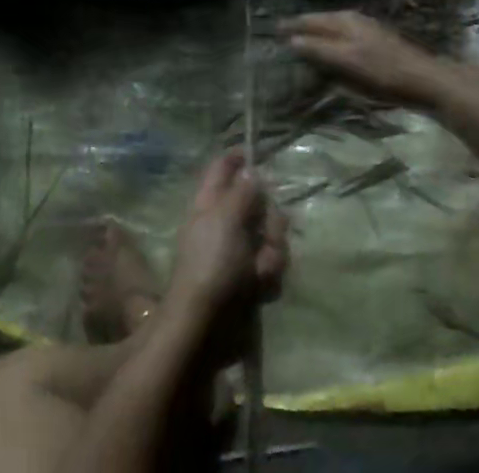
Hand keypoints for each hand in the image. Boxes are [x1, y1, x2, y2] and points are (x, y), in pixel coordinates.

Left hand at [164, 153, 287, 325]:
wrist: (205, 324)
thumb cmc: (212, 264)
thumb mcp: (226, 220)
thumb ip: (241, 193)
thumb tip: (249, 170)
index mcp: (209, 204)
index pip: (222, 169)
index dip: (238, 159)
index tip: (258, 154)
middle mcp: (223, 223)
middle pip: (258, 204)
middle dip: (269, 220)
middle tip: (269, 234)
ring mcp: (236, 251)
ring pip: (269, 236)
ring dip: (272, 252)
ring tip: (261, 270)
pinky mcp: (248, 277)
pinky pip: (271, 265)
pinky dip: (269, 275)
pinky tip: (261, 287)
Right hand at [282, 11, 445, 107]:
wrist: (423, 79)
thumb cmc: (382, 70)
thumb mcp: (346, 60)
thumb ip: (319, 49)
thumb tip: (291, 40)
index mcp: (343, 20)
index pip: (309, 19)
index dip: (291, 25)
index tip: (272, 29)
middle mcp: (352, 19)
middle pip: (320, 20)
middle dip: (301, 26)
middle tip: (282, 34)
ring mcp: (365, 29)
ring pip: (332, 27)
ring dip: (315, 33)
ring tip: (300, 42)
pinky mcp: (373, 42)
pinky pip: (342, 37)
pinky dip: (329, 41)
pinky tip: (328, 51)